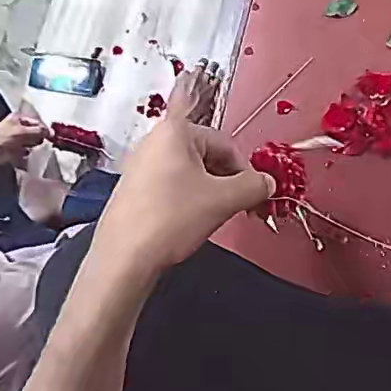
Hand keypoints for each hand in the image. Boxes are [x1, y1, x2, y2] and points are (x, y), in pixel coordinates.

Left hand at [0, 112, 51, 165]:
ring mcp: (14, 138)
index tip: (51, 138)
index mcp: (18, 118)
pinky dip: (26, 155)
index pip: (38, 122)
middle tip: (36, 144)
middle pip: (35, 132)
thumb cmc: (2, 140)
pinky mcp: (12, 150)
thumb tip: (53, 132)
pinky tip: (24, 157)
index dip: (45, 129)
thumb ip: (40, 131)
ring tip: (29, 151)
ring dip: (32, 148)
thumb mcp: (23, 132)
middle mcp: (16, 126)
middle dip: (38, 139)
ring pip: (31, 142)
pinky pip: (24, 151)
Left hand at [89, 118, 273, 275]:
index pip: (226, 144)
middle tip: (240, 205)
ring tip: (217, 216)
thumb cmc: (171, 219)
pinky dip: (190, 199)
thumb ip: (254, 186)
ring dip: (211, 191)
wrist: (123, 259)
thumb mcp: (224, 200)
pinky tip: (193, 221)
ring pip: (192, 172)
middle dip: (229, 181)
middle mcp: (155, 141)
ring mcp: (141, 165)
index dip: (246, 170)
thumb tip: (268, 183)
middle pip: (208, 156)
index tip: (255, 193)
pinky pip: (173, 185)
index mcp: (175, 132)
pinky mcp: (134, 188)